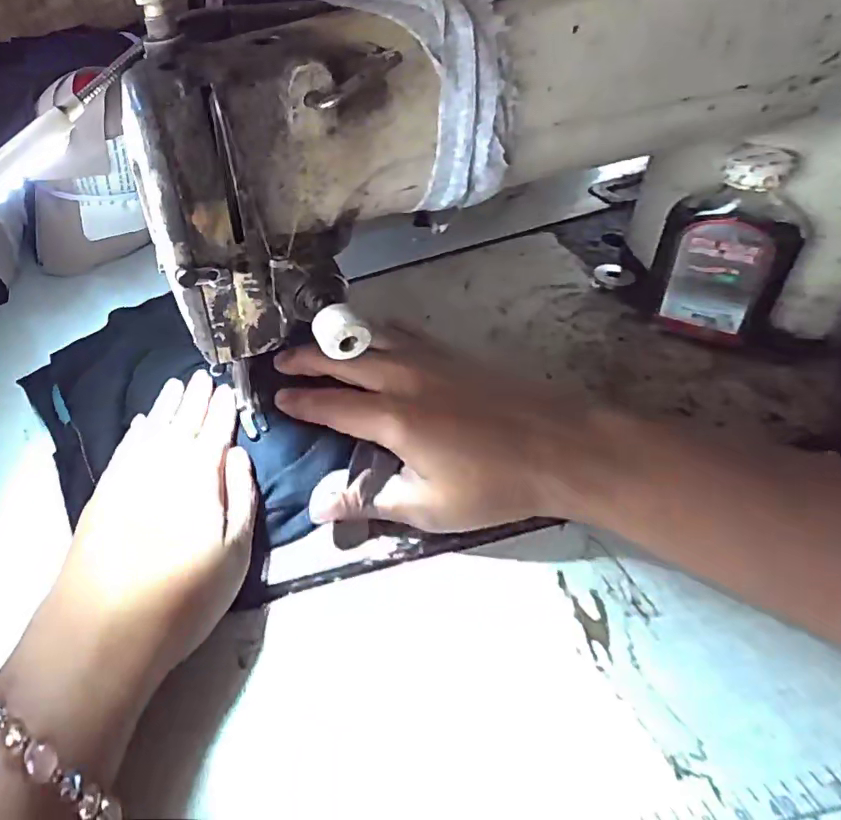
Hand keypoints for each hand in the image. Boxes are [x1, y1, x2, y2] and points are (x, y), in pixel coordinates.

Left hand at [26, 370, 257, 687]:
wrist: (105, 618)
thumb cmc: (183, 594)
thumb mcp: (234, 553)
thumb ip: (241, 496)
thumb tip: (237, 453)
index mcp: (200, 473)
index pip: (214, 430)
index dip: (222, 408)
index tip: (226, 387)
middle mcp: (163, 461)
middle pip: (182, 420)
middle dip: (194, 397)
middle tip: (202, 375)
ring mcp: (130, 471)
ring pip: (152, 425)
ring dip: (165, 404)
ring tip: (175, 385)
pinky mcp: (105, 486)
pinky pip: (126, 444)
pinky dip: (136, 428)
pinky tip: (141, 420)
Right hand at [274, 329, 601, 532]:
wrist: (564, 446)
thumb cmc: (495, 484)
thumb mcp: (430, 508)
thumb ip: (370, 501)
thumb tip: (317, 507)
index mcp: (391, 418)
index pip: (329, 404)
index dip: (299, 401)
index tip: (276, 399)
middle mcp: (399, 378)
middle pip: (337, 360)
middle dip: (302, 359)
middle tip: (279, 363)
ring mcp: (424, 359)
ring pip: (363, 338)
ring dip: (331, 341)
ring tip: (311, 345)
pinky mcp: (445, 351)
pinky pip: (396, 331)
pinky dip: (370, 331)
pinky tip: (368, 336)